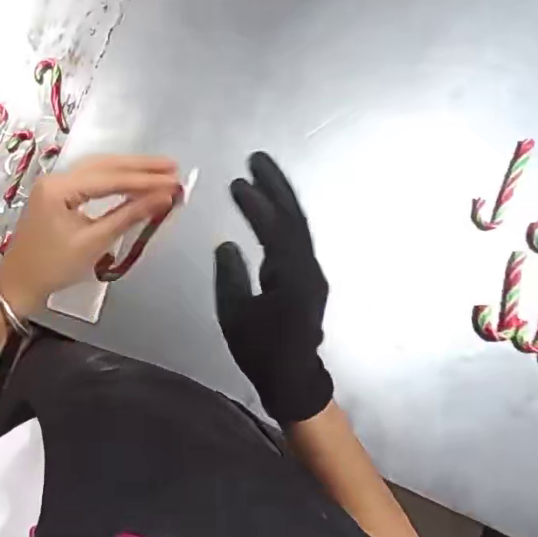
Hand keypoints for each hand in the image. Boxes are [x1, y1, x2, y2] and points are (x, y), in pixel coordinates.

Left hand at [0, 154, 179, 313]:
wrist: (18, 284)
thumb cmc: (53, 267)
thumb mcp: (94, 243)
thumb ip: (129, 216)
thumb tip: (163, 198)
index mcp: (59, 188)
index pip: (110, 178)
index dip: (145, 180)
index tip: (174, 180)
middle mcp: (55, 178)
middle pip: (104, 165)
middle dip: (139, 167)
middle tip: (173, 168)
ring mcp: (54, 185)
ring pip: (97, 169)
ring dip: (128, 170)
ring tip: (160, 172)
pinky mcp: (56, 195)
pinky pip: (90, 180)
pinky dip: (113, 180)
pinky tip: (132, 182)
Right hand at [214, 152, 331, 423]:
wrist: (294, 378)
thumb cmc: (261, 351)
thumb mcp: (235, 315)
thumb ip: (231, 277)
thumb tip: (226, 244)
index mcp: (291, 277)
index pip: (275, 229)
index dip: (257, 204)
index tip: (238, 182)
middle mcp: (307, 267)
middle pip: (294, 217)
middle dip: (275, 186)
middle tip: (257, 158)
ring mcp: (310, 270)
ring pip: (297, 225)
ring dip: (280, 197)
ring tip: (260, 174)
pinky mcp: (306, 276)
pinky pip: (295, 238)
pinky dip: (281, 217)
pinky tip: (268, 209)